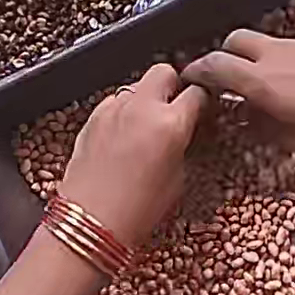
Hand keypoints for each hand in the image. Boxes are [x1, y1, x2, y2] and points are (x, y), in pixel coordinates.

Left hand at [57, 64, 210, 245]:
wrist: (91, 223)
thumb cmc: (136, 210)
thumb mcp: (178, 180)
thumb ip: (184, 146)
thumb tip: (185, 133)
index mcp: (171, 123)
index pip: (197, 92)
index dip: (203, 101)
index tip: (202, 110)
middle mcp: (141, 108)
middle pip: (164, 72)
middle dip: (173, 86)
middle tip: (175, 108)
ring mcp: (113, 110)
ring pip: (137, 85)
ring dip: (146, 99)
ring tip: (148, 126)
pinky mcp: (92, 118)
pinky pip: (114, 102)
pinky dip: (123, 111)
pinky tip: (125, 135)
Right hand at [180, 30, 294, 165]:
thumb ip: (264, 127)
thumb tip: (248, 117)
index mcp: (261, 80)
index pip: (214, 65)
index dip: (197, 71)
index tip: (190, 80)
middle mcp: (277, 55)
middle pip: (235, 40)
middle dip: (224, 56)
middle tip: (225, 82)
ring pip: (266, 42)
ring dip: (255, 58)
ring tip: (265, 88)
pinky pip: (293, 48)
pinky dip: (283, 61)